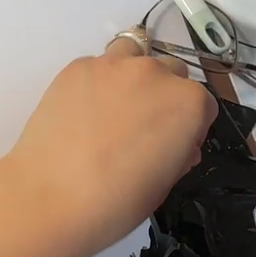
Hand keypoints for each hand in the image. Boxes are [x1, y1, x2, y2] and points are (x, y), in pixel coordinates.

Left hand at [0, 35, 217, 256]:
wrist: (52, 197)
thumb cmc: (118, 202)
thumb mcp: (165, 182)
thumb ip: (178, 151)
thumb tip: (176, 143)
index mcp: (189, 103)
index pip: (203, 104)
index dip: (191, 126)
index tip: (175, 145)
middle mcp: (156, 73)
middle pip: (171, 73)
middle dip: (163, 96)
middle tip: (141, 129)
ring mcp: (114, 65)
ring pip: (134, 55)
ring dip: (132, 75)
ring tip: (113, 108)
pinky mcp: (78, 66)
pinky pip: (98, 66)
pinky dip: (96, 82)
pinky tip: (81, 111)